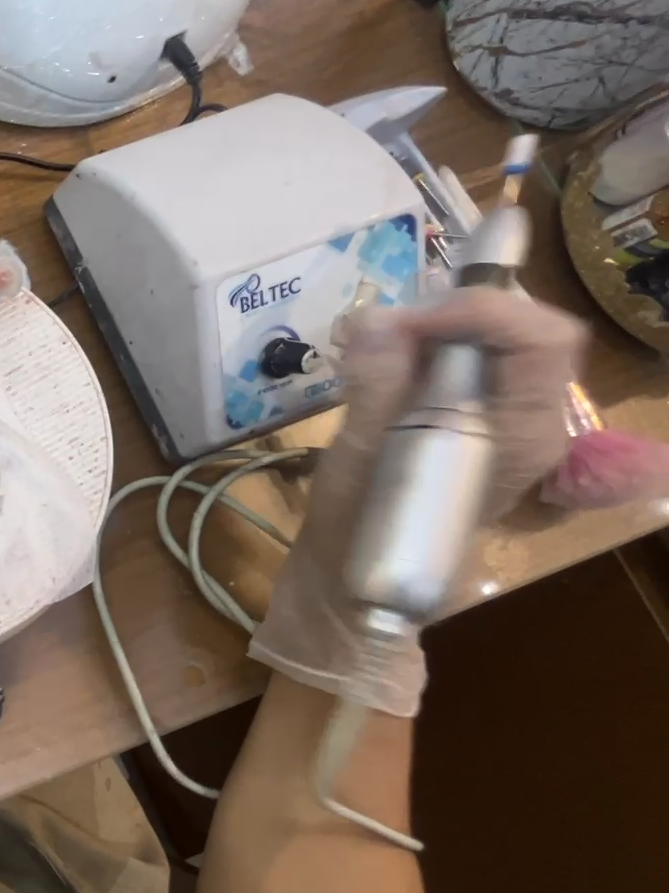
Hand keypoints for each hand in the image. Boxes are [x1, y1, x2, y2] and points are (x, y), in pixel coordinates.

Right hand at [250, 287, 584, 714]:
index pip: (539, 339)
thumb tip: (373, 318)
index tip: (400, 321)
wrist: (353, 581)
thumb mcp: (361, 458)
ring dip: (436, 331)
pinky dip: (425, 352)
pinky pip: (465, 370)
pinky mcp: (473, 428)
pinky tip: (380, 367)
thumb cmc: (359, 528)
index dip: (477, 311)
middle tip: (380, 329)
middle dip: (453, 315)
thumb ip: (377, 387)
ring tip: (373, 346)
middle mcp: (531, 422)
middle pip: (522, 335)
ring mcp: (505, 426)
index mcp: (522, 434)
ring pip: (493, 348)